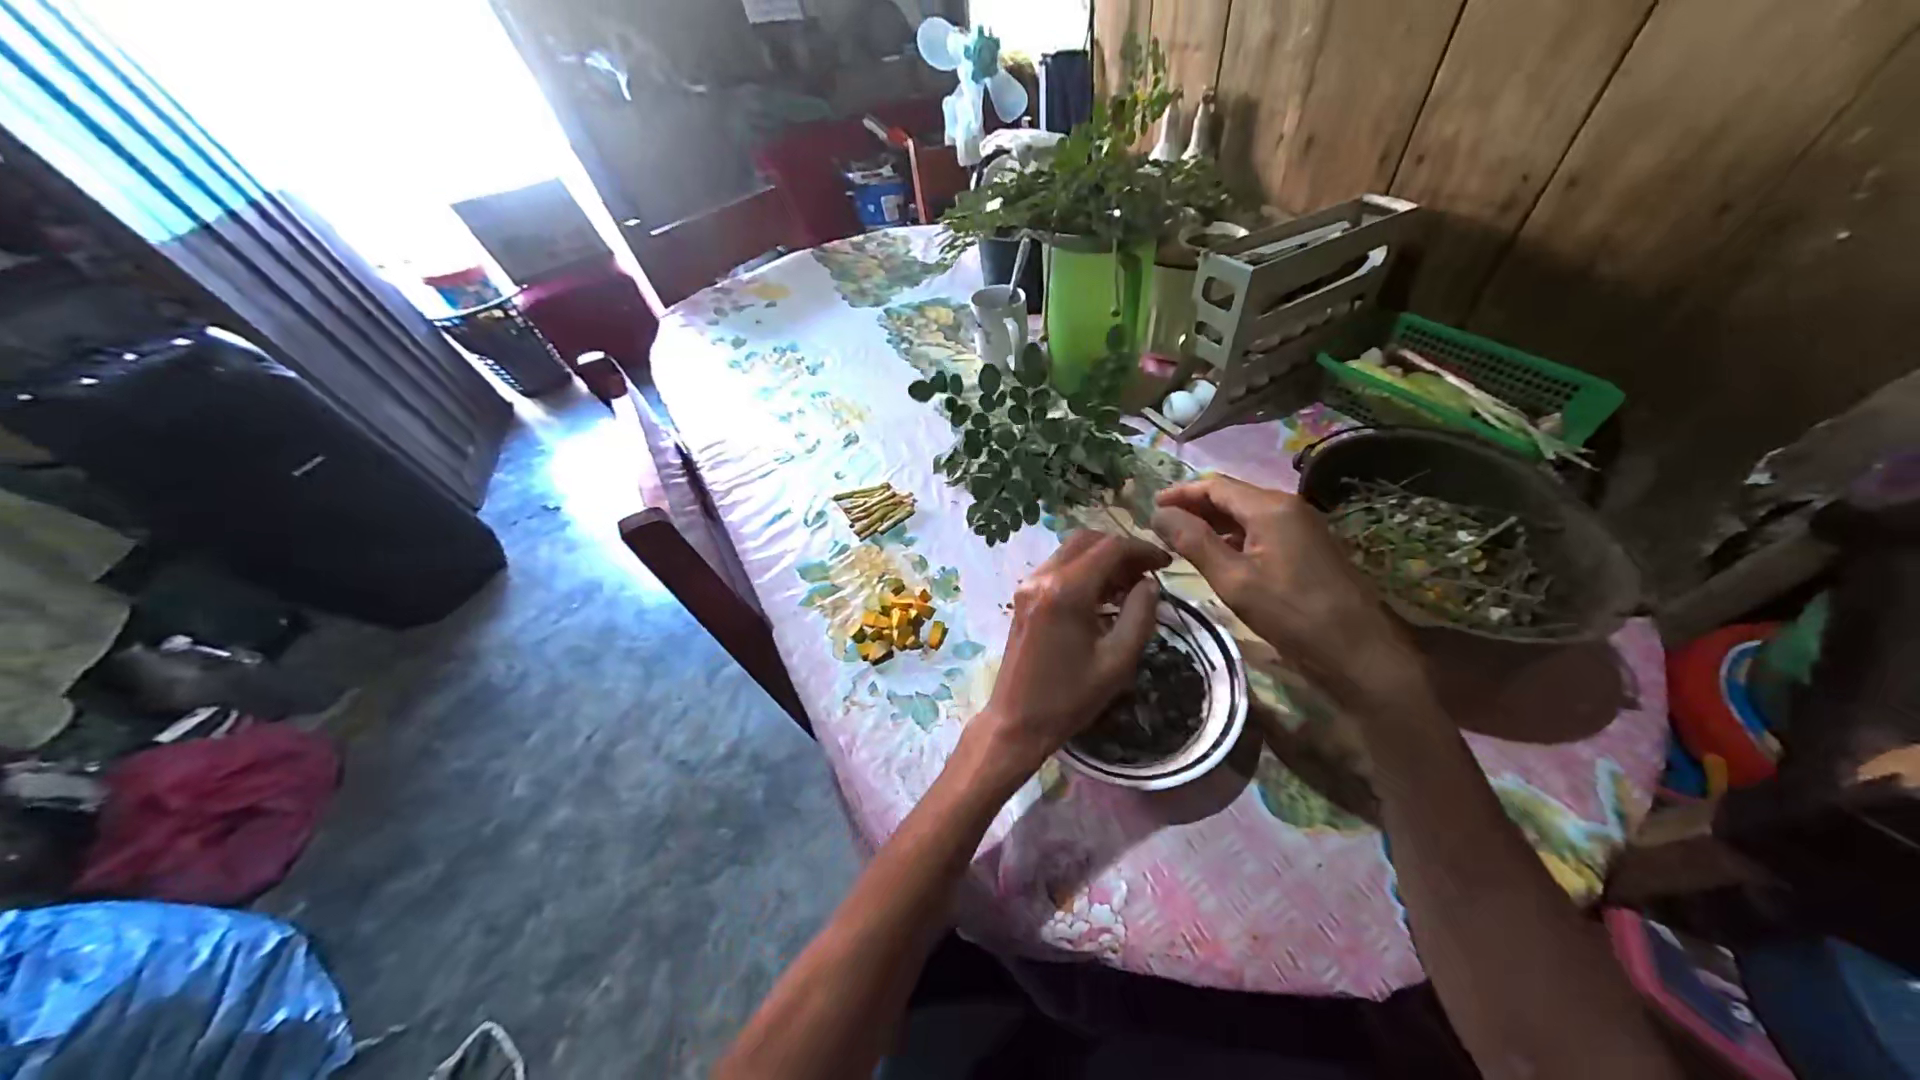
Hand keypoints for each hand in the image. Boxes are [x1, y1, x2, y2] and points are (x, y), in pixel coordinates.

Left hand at [971, 530, 1170, 777]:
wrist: (1017, 720)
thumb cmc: (1070, 697)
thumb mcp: (1118, 661)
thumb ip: (1140, 615)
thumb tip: (1150, 583)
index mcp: (1066, 591)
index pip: (1111, 547)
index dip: (1142, 549)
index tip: (1166, 562)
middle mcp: (1043, 578)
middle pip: (1088, 540)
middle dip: (1121, 550)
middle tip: (1147, 574)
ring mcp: (1028, 585)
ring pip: (1071, 551)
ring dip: (1102, 559)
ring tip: (1129, 587)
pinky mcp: (1023, 597)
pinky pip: (1058, 568)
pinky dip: (1083, 571)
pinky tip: (1102, 597)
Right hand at [1150, 476, 1419, 701]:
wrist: (1358, 650)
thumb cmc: (1292, 613)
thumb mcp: (1233, 580)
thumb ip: (1193, 542)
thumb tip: (1158, 514)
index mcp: (1270, 507)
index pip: (1214, 486)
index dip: (1179, 494)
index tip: (1149, 508)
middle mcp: (1287, 506)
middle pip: (1231, 496)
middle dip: (1193, 508)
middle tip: (1159, 526)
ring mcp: (1301, 526)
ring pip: (1245, 514)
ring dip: (1212, 523)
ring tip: (1179, 541)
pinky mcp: (1307, 547)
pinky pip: (1261, 530)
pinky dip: (1233, 537)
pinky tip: (1215, 556)